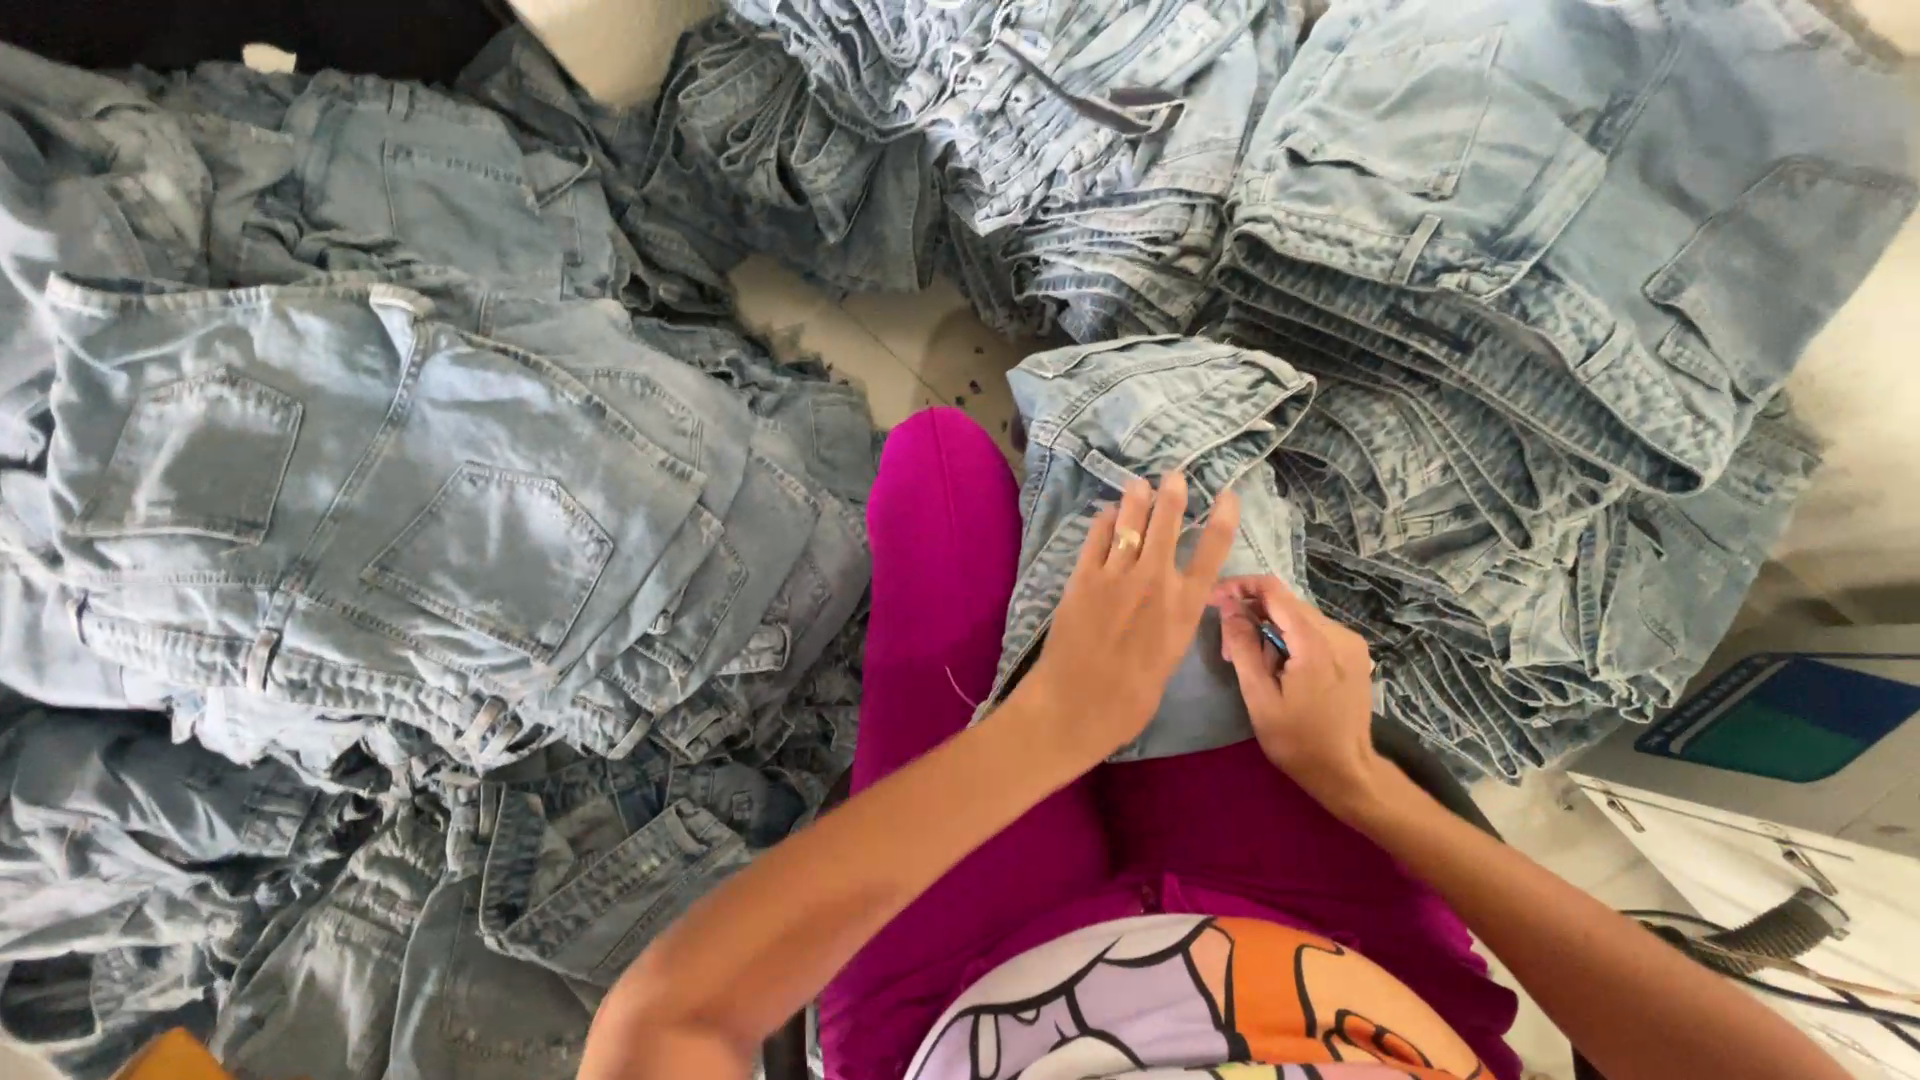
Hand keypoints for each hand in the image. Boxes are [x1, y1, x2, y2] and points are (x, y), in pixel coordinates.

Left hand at [1012, 472, 1240, 766]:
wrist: (1078, 704)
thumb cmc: (1129, 699)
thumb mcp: (1168, 659)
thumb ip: (1171, 623)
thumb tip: (1169, 603)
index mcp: (1184, 608)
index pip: (1212, 551)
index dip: (1222, 518)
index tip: (1227, 495)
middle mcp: (1155, 582)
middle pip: (1167, 525)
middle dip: (1172, 496)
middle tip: (1173, 475)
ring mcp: (1116, 576)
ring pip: (1131, 524)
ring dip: (1137, 500)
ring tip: (1139, 483)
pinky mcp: (1082, 578)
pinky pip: (1097, 539)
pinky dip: (1104, 522)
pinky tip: (1107, 513)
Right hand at [1211, 575, 1387, 816]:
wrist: (1347, 772)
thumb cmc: (1298, 740)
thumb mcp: (1260, 697)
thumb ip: (1244, 647)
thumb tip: (1227, 607)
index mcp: (1315, 643)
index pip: (1273, 591)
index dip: (1239, 587)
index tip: (1213, 599)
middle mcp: (1338, 634)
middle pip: (1285, 603)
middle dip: (1251, 616)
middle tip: (1228, 650)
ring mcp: (1350, 643)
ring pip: (1298, 617)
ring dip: (1268, 630)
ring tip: (1250, 664)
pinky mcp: (1353, 654)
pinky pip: (1313, 632)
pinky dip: (1288, 640)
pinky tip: (1276, 667)